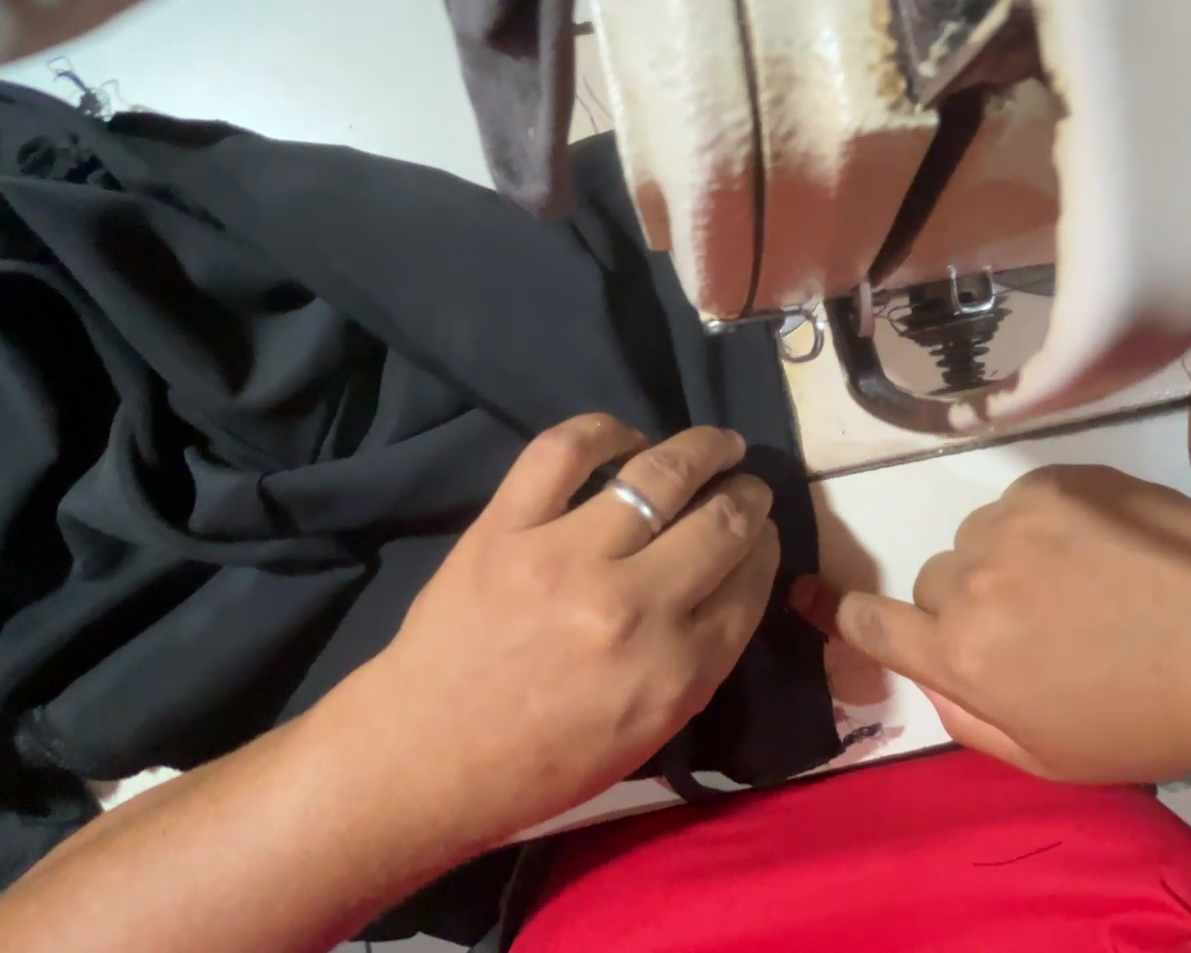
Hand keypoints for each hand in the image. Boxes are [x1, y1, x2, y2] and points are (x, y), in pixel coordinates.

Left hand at [340, 414, 778, 845]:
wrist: (425, 759)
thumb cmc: (547, 760)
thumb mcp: (654, 728)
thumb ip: (706, 650)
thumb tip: (737, 571)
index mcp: (677, 668)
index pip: (751, 579)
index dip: (765, 545)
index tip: (760, 533)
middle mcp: (634, 606)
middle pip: (723, 522)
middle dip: (750, 496)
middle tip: (748, 487)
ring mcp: (566, 558)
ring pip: (661, 474)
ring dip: (705, 448)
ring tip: (718, 444)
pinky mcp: (506, 527)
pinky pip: (565, 450)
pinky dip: (606, 431)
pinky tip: (627, 438)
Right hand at [802, 465, 1190, 784]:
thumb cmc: (1168, 719)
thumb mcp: (1057, 758)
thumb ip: (969, 718)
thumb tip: (929, 671)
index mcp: (965, 655)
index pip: (869, 621)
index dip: (845, 615)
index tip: (833, 606)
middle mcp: (971, 577)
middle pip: (931, 582)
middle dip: (964, 606)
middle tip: (1038, 629)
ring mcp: (1014, 519)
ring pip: (976, 541)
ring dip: (1006, 563)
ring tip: (1087, 587)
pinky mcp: (1057, 479)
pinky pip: (1021, 507)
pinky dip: (1046, 528)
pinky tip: (1108, 551)